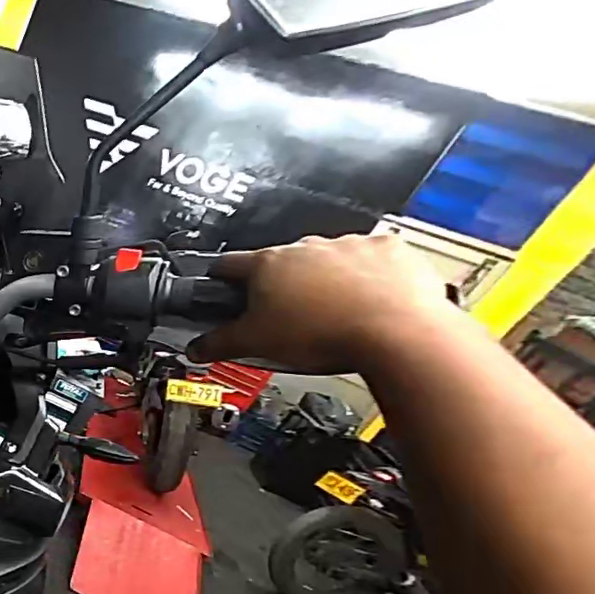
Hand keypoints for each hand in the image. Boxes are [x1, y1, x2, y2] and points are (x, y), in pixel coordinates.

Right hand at [186, 234, 472, 373]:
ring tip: (327, 313)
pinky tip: (364, 300)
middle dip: (278, 284)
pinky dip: (365, 276)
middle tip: (282, 314)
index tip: (220, 285)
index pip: (228, 264)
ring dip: (322, 279)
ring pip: (324, 259)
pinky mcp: (389, 251)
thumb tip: (196, 347)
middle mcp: (305, 248)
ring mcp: (348, 246)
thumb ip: (218, 343)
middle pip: (279, 262)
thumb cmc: (326, 334)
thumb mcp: (255, 344)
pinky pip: (370, 259)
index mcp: (267, 264)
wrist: (398, 335)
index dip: (218, 276)